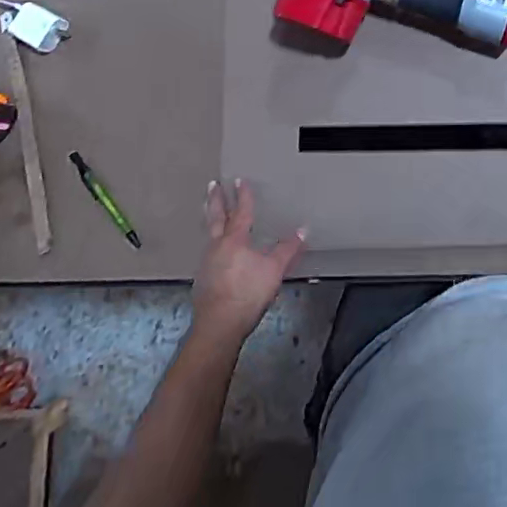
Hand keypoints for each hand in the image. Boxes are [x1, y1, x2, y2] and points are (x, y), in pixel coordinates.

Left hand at [190, 179, 305, 346]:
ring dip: (212, 220)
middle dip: (216, 200)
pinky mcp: (203, 279)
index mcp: (235, 240)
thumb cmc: (247, 294)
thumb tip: (303, 231)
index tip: (240, 181)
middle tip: (213, 185)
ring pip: (210, 234)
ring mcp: (207, 262)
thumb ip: (288, 250)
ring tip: (213, 213)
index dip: (243, 196)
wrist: (219, 325)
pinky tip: (217, 252)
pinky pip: (209, 253)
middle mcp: (217, 246)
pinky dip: (213, 244)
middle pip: (216, 217)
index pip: (241, 212)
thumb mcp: (274, 270)